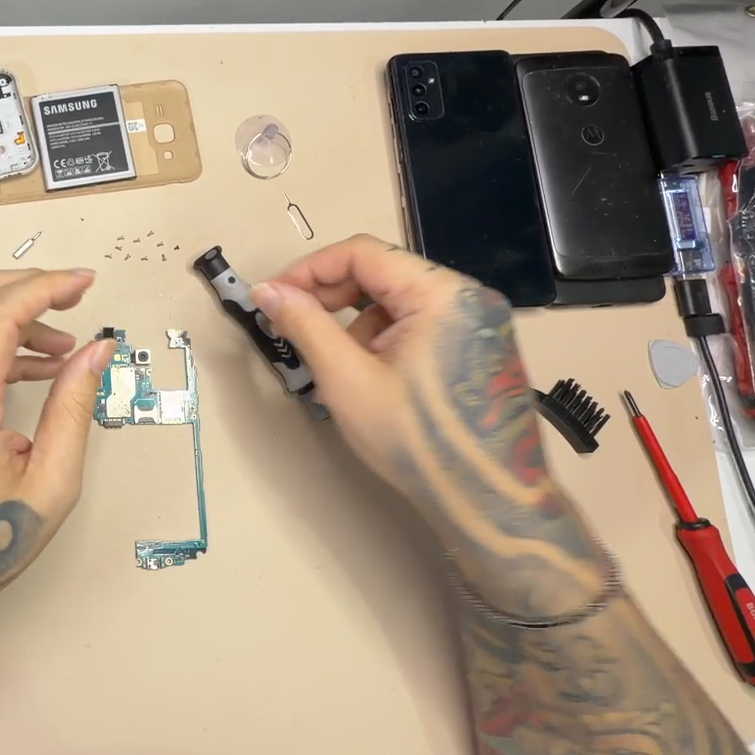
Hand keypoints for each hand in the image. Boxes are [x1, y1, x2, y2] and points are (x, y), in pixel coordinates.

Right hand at [248, 235, 604, 617]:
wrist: (489, 500)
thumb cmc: (416, 439)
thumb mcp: (346, 378)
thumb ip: (304, 325)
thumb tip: (265, 291)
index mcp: (442, 294)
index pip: (362, 253)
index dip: (308, 270)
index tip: (272, 298)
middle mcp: (467, 297)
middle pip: (380, 272)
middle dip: (328, 294)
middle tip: (290, 324)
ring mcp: (477, 323)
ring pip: (395, 299)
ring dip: (353, 318)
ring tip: (332, 360)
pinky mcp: (476, 348)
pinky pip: (416, 323)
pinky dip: (380, 336)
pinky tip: (366, 373)